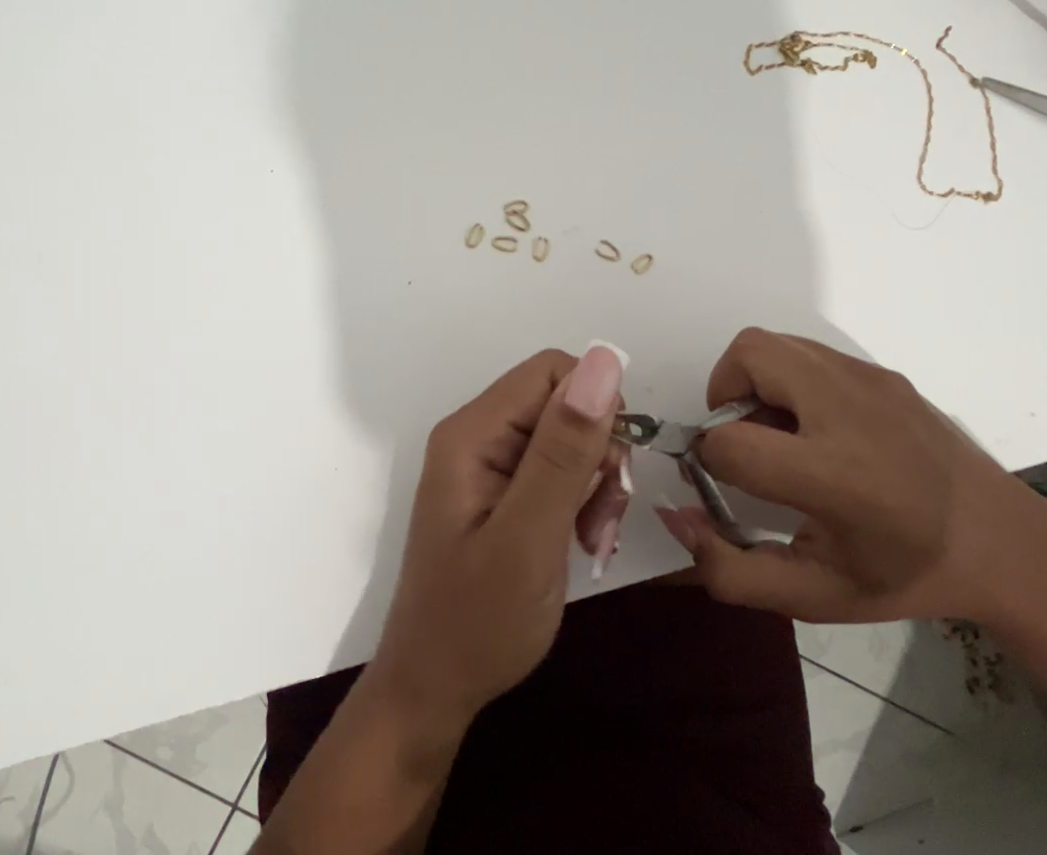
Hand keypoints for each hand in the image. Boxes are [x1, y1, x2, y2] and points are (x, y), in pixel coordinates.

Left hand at [365, 344, 627, 723]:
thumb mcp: (529, 536)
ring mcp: (489, 467)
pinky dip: (583, 503)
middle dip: (599, 455)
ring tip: (592, 539)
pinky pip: (560, 473)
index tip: (609, 472)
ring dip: (596, 485)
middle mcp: (477, 438)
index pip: (553, 372)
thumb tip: (603, 361)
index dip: (596, 410)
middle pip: (565, 405)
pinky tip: (583, 543)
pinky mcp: (505, 495)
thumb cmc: (478, 620)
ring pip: (571, 440)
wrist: (438, 686)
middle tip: (603, 518)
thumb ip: (564, 451)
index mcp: (472, 434)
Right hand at [654, 328, 1046, 626]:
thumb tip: (674, 514)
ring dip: (754, 383)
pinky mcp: (883, 373)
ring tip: (779, 434)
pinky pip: (808, 353)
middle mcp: (848, 413)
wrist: (1002, 542)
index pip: (729, 442)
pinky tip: (816, 429)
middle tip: (742, 439)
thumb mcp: (811, 597)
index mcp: (833, 477)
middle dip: (723, 393)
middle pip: (748, 354)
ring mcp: (869, 382)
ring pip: (775, 343)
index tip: (724, 484)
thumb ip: (729, 569)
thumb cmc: (903, 576)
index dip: (708, 461)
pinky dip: (788, 379)